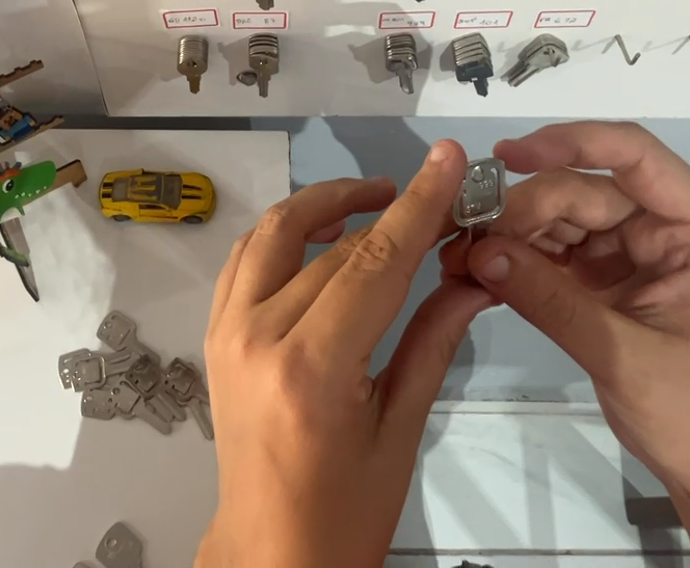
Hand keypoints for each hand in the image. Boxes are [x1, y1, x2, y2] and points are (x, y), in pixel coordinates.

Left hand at [197, 141, 495, 567]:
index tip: (446, 161)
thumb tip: (475, 273)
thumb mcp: (400, 429)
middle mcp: (258, 335)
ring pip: (275, 233)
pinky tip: (319, 231)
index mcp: (311, 368)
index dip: (417, 207)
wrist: (268, 550)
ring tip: (375, 200)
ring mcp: (226, 329)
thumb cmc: (345, 508)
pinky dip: (282, 232)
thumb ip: (434, 340)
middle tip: (429, 195)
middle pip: (331, 246)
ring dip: (325, 204)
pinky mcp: (215, 330)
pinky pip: (246, 257)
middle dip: (389, 211)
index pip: (373, 263)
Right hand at [441, 122, 689, 492]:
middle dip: (522, 209)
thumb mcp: (626, 357)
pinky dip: (511, 258)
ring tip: (460, 257)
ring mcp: (623, 252)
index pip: (635, 156)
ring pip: (555, 216)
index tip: (509, 156)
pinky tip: (477, 270)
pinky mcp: (595, 278)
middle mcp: (656, 229)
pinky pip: (546, 250)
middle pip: (579, 190)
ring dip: (508, 232)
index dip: (574, 141)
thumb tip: (480, 251)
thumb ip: (552, 301)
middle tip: (467, 239)